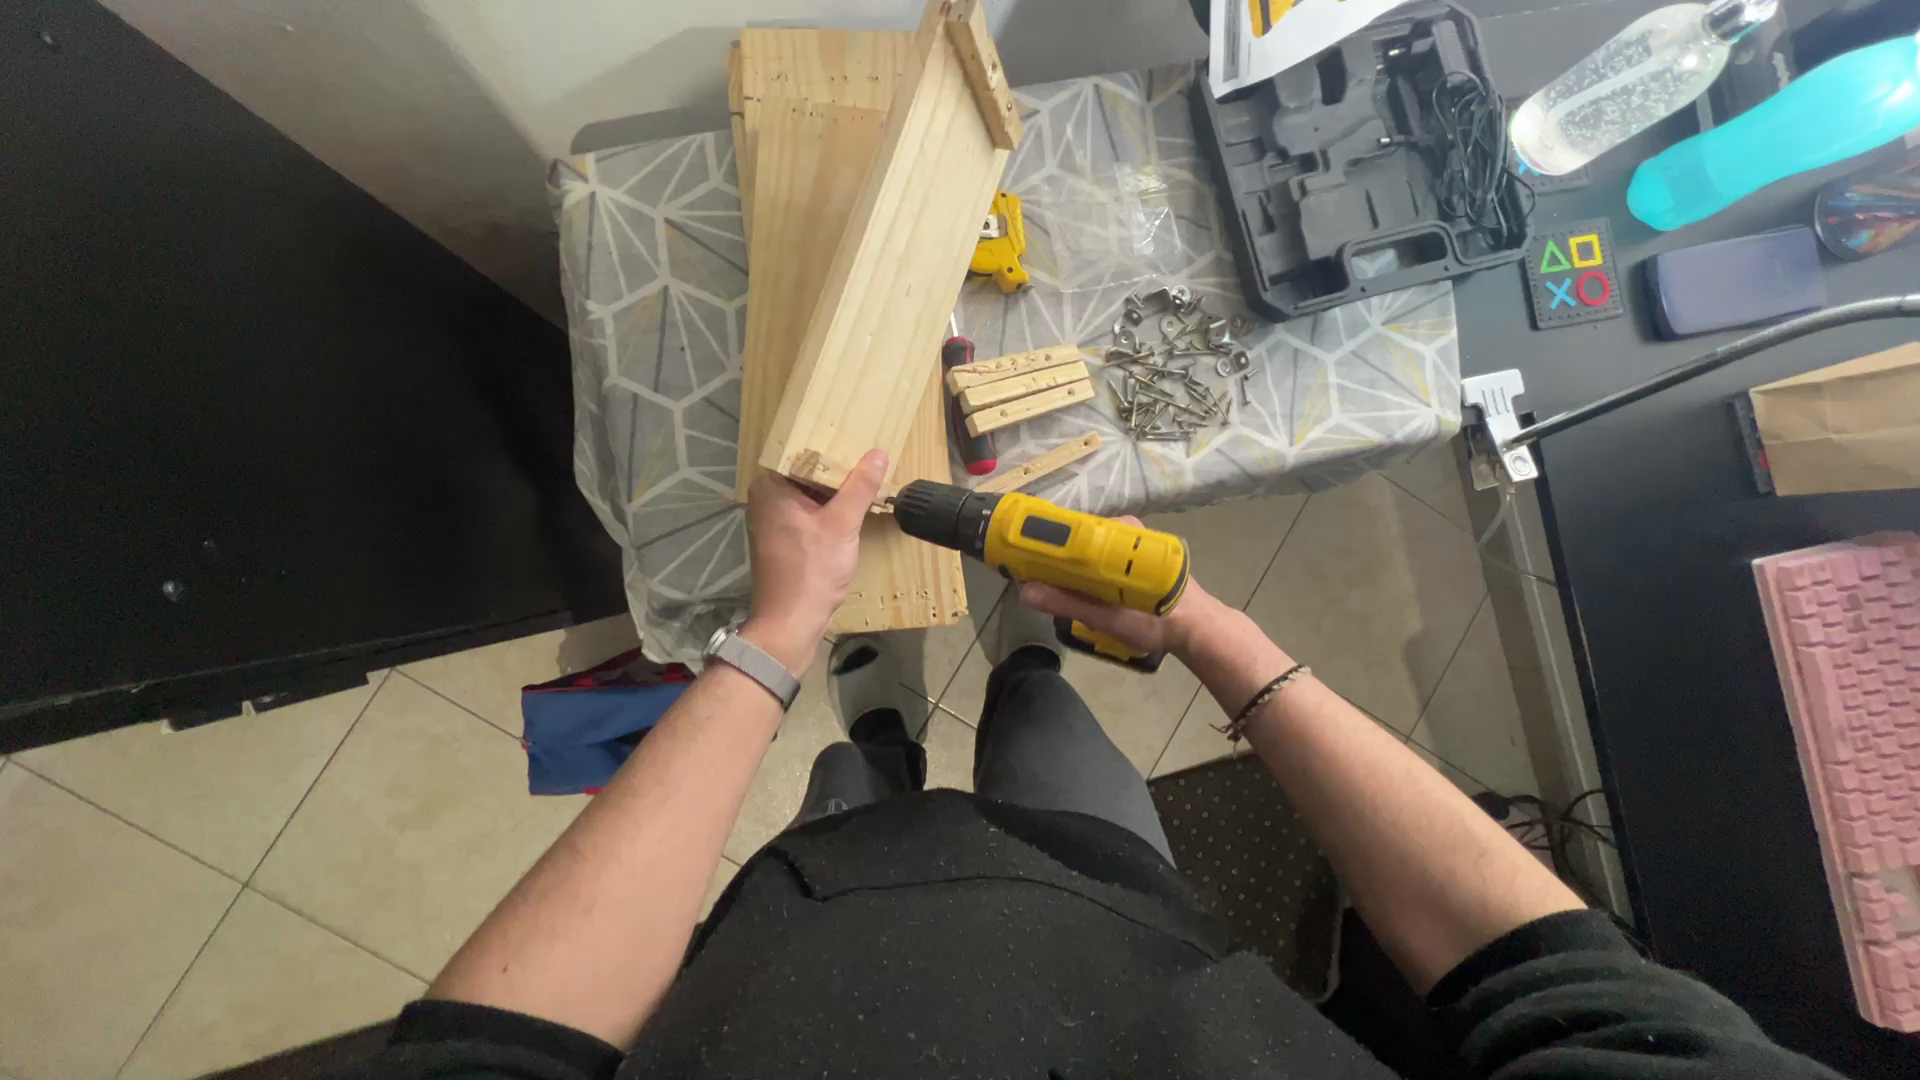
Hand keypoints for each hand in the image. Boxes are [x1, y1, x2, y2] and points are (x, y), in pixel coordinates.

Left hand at [742, 449, 887, 668]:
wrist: (791, 622)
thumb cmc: (811, 570)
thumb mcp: (842, 524)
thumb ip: (860, 487)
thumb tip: (879, 453)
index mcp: (770, 485)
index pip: (802, 451)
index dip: (831, 443)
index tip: (859, 435)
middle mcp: (766, 497)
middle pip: (807, 471)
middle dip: (838, 467)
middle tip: (870, 453)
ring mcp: (774, 519)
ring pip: (811, 492)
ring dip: (836, 489)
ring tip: (868, 474)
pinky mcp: (784, 538)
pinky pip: (810, 511)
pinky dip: (830, 508)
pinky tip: (854, 505)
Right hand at [1016, 517, 1226, 662]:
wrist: (1197, 628)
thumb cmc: (1155, 619)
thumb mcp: (1108, 616)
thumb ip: (1067, 602)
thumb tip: (1025, 590)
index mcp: (1120, 533)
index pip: (1072, 528)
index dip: (1044, 542)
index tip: (1022, 557)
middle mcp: (1124, 529)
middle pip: (1077, 539)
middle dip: (1055, 558)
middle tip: (1036, 580)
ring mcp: (1131, 541)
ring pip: (1088, 548)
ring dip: (1069, 566)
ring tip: (1052, 587)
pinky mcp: (1134, 554)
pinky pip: (1101, 555)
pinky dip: (1085, 569)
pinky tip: (1078, 588)